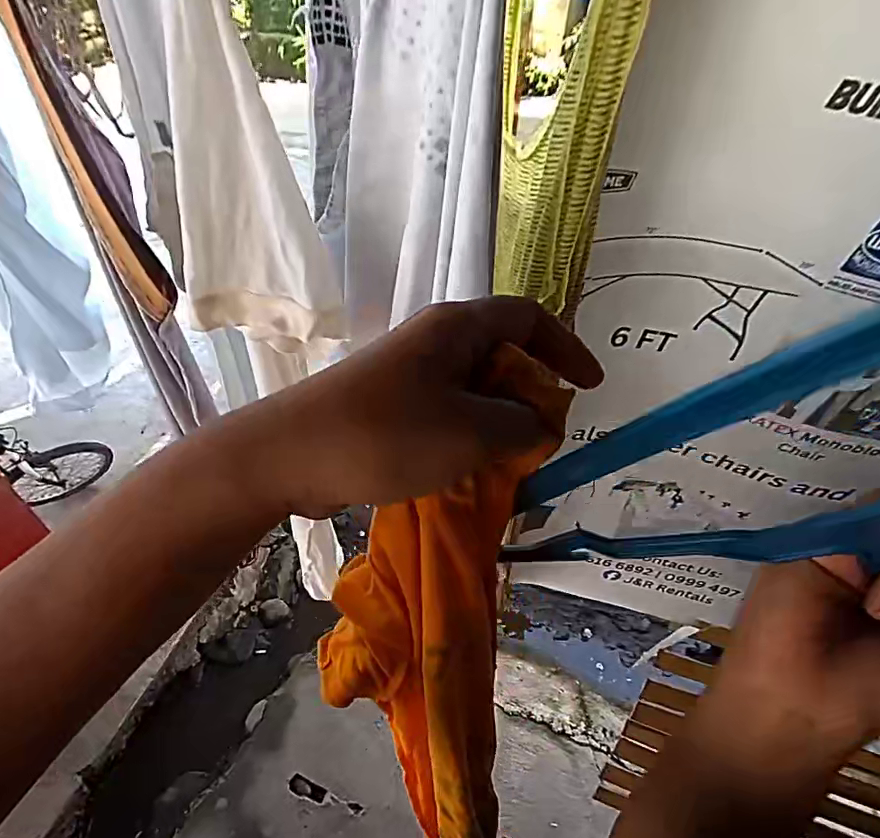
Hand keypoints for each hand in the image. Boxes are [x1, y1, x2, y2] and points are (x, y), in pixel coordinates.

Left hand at [219, 296, 602, 517]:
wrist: (290, 457)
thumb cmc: (387, 435)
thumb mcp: (471, 433)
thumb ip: (520, 426)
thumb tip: (538, 424)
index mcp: (456, 328)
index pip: (528, 317)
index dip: (566, 348)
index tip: (589, 387)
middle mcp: (430, 344)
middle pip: (500, 359)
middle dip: (529, 401)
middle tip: (542, 444)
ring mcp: (404, 378)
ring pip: (470, 396)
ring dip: (495, 430)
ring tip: (505, 469)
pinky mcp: (385, 411)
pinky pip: (440, 420)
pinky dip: (462, 444)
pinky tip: (463, 477)